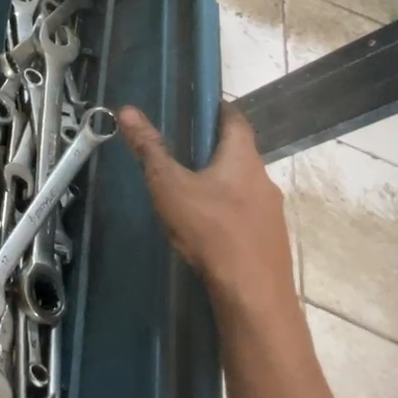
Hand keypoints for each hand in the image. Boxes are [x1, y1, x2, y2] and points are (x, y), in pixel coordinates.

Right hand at [118, 104, 293, 307]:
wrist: (252, 294)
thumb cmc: (210, 229)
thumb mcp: (168, 184)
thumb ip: (149, 148)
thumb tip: (127, 110)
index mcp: (243, 161)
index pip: (236, 122)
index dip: (218, 109)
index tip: (197, 103)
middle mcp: (263, 181)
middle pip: (239, 154)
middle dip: (211, 147)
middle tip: (179, 144)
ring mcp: (270, 212)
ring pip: (241, 184)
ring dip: (217, 178)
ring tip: (185, 183)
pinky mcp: (268, 239)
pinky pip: (244, 210)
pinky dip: (224, 205)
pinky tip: (203, 219)